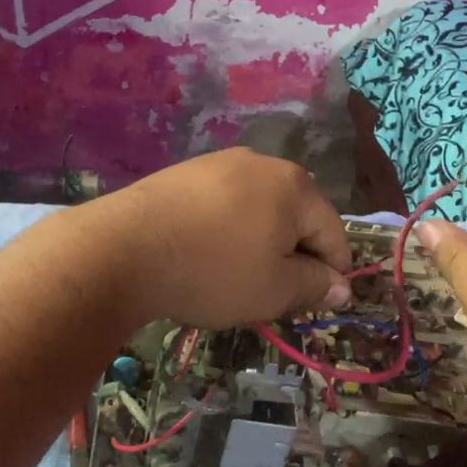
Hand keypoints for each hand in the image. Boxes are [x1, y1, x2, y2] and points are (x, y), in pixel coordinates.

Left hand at [70, 148, 352, 328]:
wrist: (125, 248)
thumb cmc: (213, 271)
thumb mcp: (274, 289)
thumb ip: (315, 285)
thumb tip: (341, 285)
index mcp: (294, 185)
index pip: (333, 232)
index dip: (332, 273)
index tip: (314, 304)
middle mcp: (260, 163)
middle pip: (293, 216)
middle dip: (290, 255)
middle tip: (270, 294)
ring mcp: (216, 164)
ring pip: (255, 210)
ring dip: (255, 243)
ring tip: (232, 278)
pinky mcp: (182, 174)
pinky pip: (219, 205)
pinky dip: (222, 232)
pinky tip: (201, 256)